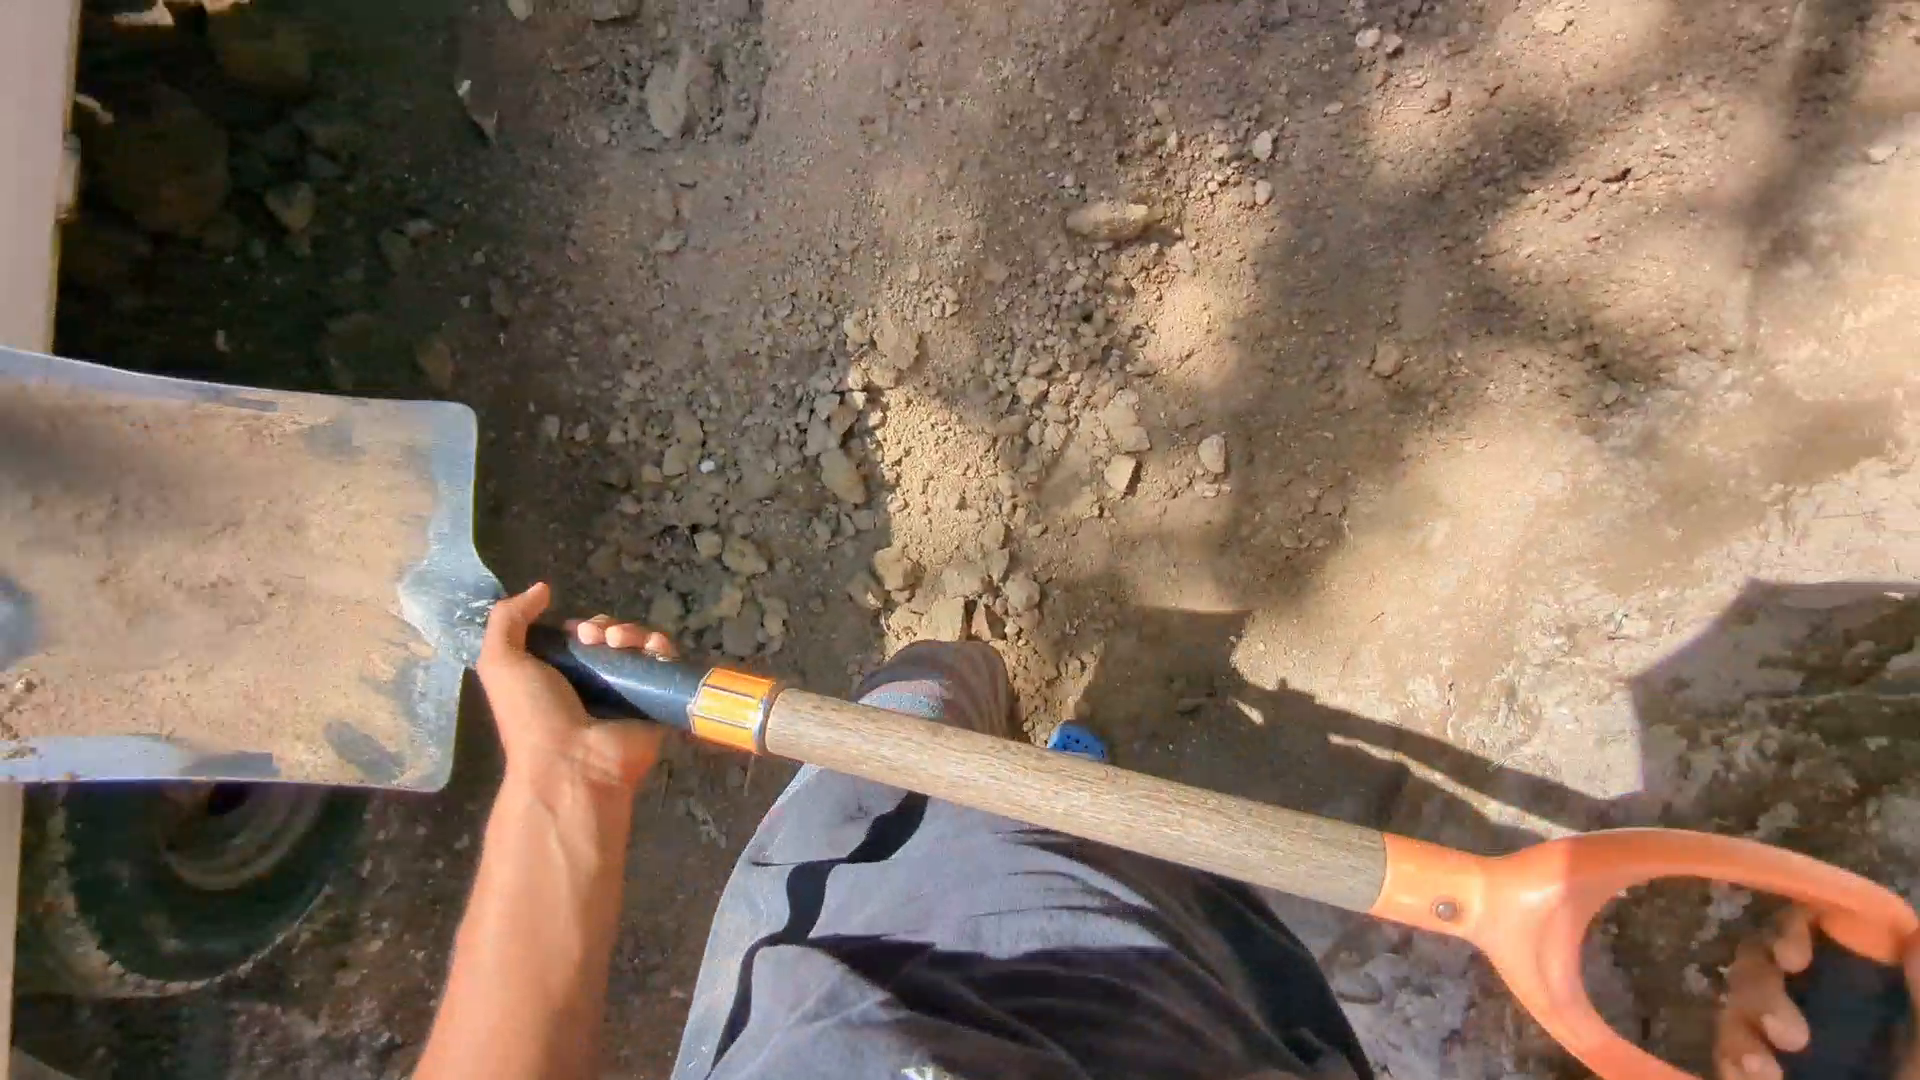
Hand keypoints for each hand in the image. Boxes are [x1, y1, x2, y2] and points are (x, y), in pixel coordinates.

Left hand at [477, 582, 675, 793]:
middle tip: (599, 640)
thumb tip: (542, 588)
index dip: (582, 625)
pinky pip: (666, 664)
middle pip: (613, 637)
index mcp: (560, 675)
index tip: (577, 631)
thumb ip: (508, 619)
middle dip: (608, 627)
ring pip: (640, 645)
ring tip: (621, 644)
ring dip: (633, 633)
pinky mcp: (656, 699)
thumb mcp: (501, 663)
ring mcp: (628, 692)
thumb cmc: (532, 714)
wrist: (571, 762)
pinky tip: (652, 648)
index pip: (581, 636)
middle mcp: (596, 682)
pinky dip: (662, 648)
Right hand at [1715, 907, 1919, 1079]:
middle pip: (1761, 963)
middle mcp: (1826, 1012)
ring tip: (1762, 1072)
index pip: (1819, 937)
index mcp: (1873, 1003)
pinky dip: (1732, 1058)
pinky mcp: (1750, 1069)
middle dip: (1761, 991)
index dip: (1796, 930)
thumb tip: (1909, 932)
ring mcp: (1785, 1045)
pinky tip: (1751, 1078)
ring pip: (1735, 1001)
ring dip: (1743, 1030)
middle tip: (1789, 1038)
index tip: (1794, 958)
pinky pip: (1722, 1045)